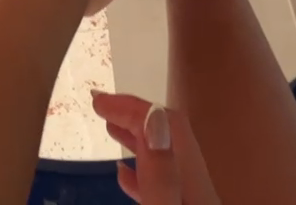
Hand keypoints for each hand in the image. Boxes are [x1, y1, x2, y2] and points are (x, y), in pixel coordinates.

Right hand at [92, 91, 218, 203]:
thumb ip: (161, 173)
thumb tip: (155, 115)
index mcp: (192, 178)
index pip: (163, 124)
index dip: (131, 107)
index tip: (98, 100)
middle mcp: (197, 183)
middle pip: (168, 134)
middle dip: (133, 114)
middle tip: (100, 106)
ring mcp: (195, 197)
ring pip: (166, 157)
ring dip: (137, 137)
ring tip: (110, 128)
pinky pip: (165, 184)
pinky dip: (142, 170)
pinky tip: (124, 173)